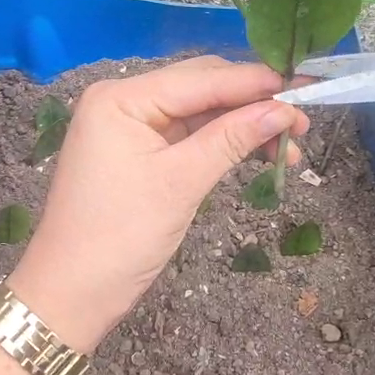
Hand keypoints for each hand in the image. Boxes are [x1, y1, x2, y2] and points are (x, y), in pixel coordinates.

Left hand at [8, 57, 309, 350]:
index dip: (254, 82)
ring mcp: (130, 127)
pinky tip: (258, 153)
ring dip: (244, 125)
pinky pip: (189, 136)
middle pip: (202, 88)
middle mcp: (124, 101)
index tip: (304, 87)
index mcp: (122, 98)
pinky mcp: (139, 153)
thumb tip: (283, 110)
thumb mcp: (181, 183)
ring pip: (200, 113)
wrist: (70, 296)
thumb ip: (232, 138)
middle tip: (303, 121)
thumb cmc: (120, 237)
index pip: (200, 78)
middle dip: (253, 103)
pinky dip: (223, 143)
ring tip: (291, 146)